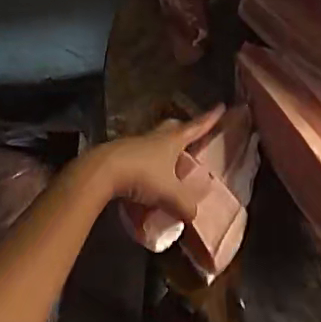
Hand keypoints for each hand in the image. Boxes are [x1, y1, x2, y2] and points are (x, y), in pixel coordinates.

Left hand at [86, 106, 223, 219]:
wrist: (100, 172)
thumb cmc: (142, 175)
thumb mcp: (169, 194)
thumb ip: (184, 205)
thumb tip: (193, 214)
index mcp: (172, 140)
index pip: (196, 127)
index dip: (210, 119)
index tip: (220, 106)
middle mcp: (155, 137)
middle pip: (172, 128)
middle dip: (182, 130)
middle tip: (189, 135)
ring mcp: (134, 144)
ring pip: (153, 142)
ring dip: (160, 150)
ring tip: (166, 164)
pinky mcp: (116, 155)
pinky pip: (136, 158)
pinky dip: (143, 166)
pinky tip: (142, 181)